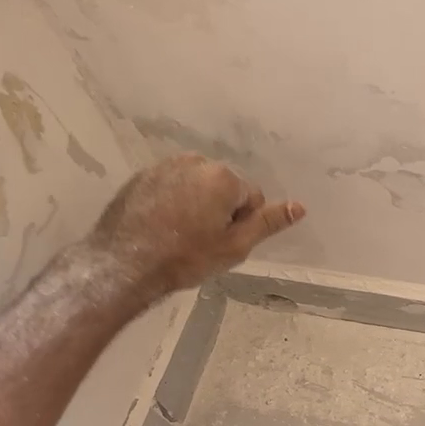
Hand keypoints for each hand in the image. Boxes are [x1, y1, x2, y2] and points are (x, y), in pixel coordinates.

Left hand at [82, 155, 304, 303]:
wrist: (125, 264)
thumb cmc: (186, 258)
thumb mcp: (235, 246)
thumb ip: (268, 223)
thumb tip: (299, 206)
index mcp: (223, 177)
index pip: (251, 198)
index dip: (242, 223)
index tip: (221, 242)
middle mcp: (196, 161)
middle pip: (225, 187)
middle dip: (219, 210)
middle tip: (202, 241)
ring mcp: (166, 166)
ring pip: (198, 186)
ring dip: (197, 205)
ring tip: (181, 234)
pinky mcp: (142, 176)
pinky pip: (172, 186)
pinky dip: (173, 202)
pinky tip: (162, 226)